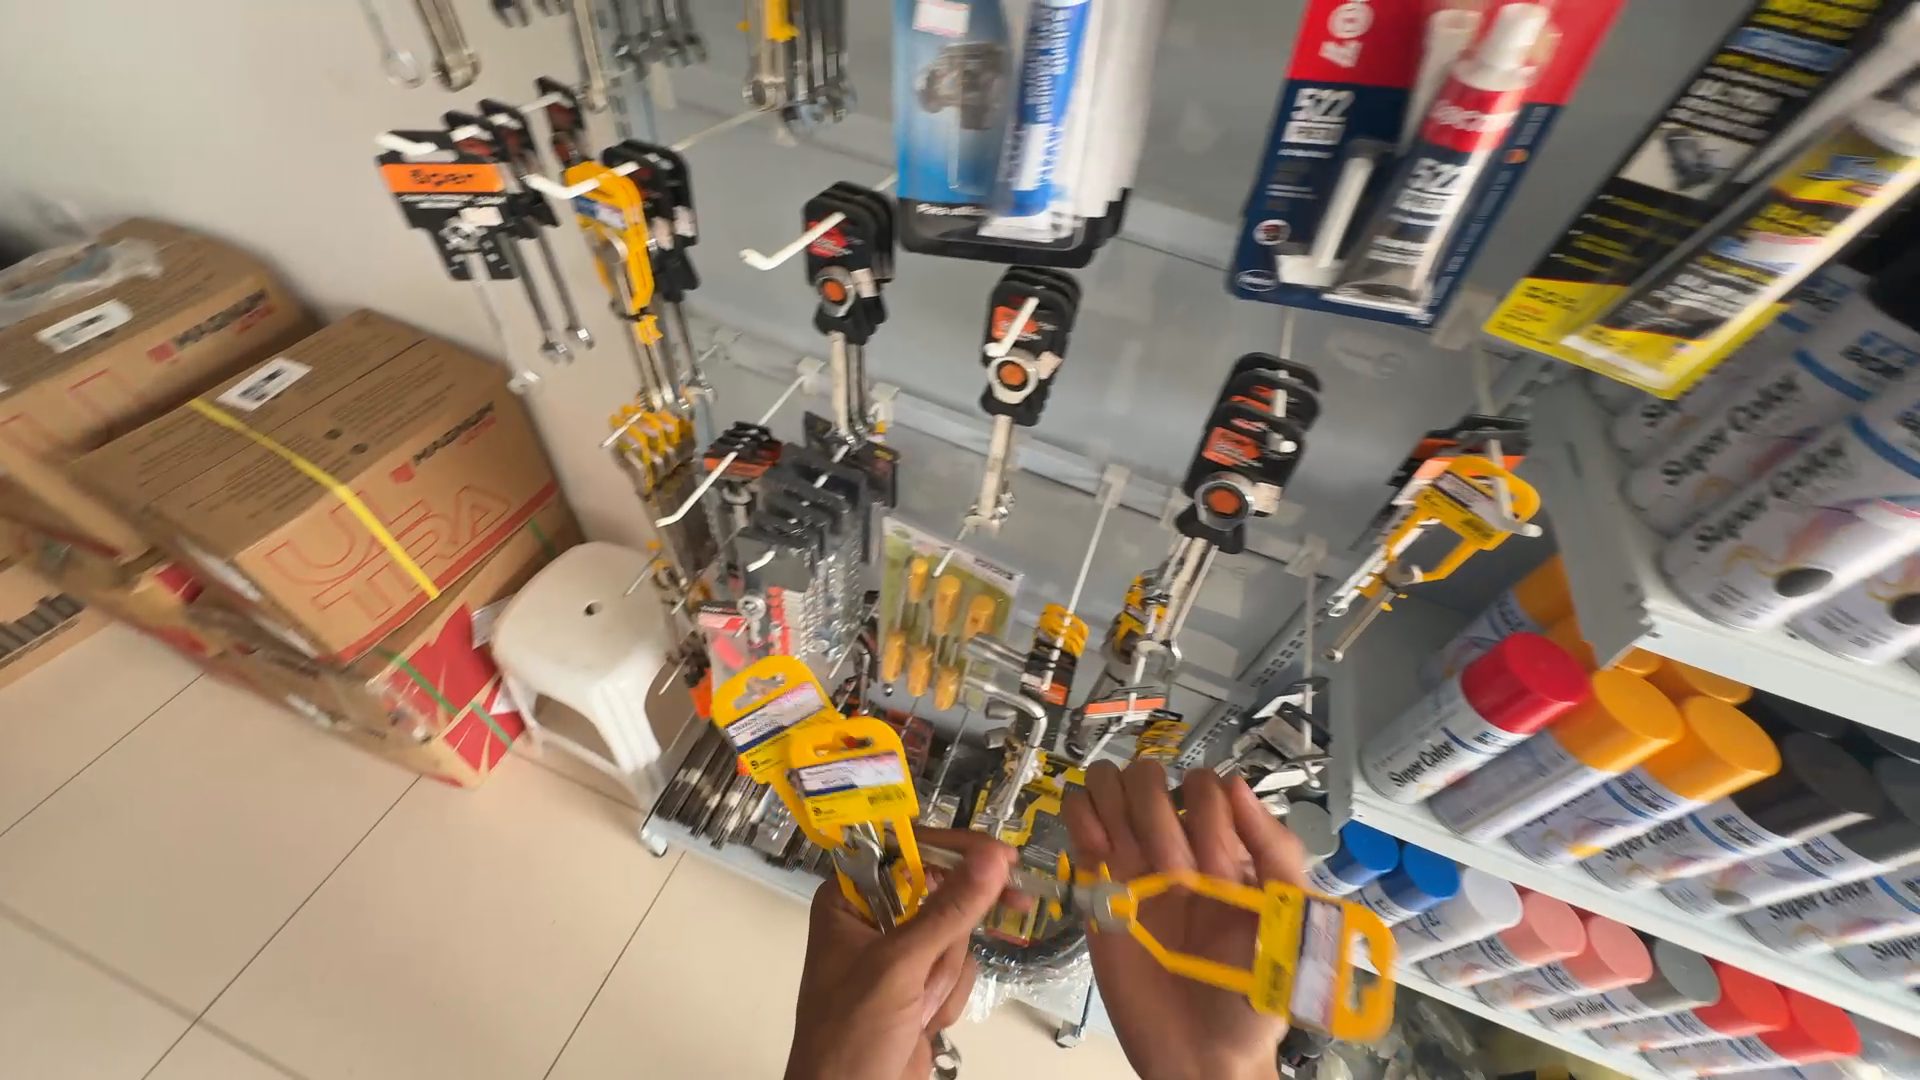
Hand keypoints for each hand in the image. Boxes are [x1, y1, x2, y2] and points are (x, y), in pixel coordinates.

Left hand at [784, 828, 1016, 1079]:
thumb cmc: (852, 1035)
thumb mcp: (899, 966)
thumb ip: (949, 910)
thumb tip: (992, 858)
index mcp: (850, 897)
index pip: (907, 850)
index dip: (953, 849)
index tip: (999, 855)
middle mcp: (873, 916)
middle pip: (940, 889)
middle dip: (954, 928)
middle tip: (1015, 902)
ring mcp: (899, 952)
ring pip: (954, 932)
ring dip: (945, 973)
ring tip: (918, 1006)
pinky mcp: (920, 983)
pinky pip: (957, 967)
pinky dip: (948, 996)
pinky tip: (923, 1022)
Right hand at [1064, 760, 1306, 1079]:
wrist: (1198, 1052)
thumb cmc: (1250, 992)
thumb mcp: (1286, 924)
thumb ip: (1277, 854)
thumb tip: (1234, 783)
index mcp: (1222, 843)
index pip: (1204, 784)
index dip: (1207, 819)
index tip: (1216, 876)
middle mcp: (1174, 837)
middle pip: (1149, 775)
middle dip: (1158, 815)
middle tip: (1173, 878)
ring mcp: (1130, 852)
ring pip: (1109, 781)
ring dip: (1115, 805)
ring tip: (1125, 852)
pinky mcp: (1093, 874)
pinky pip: (1077, 813)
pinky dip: (1080, 815)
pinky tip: (1096, 850)